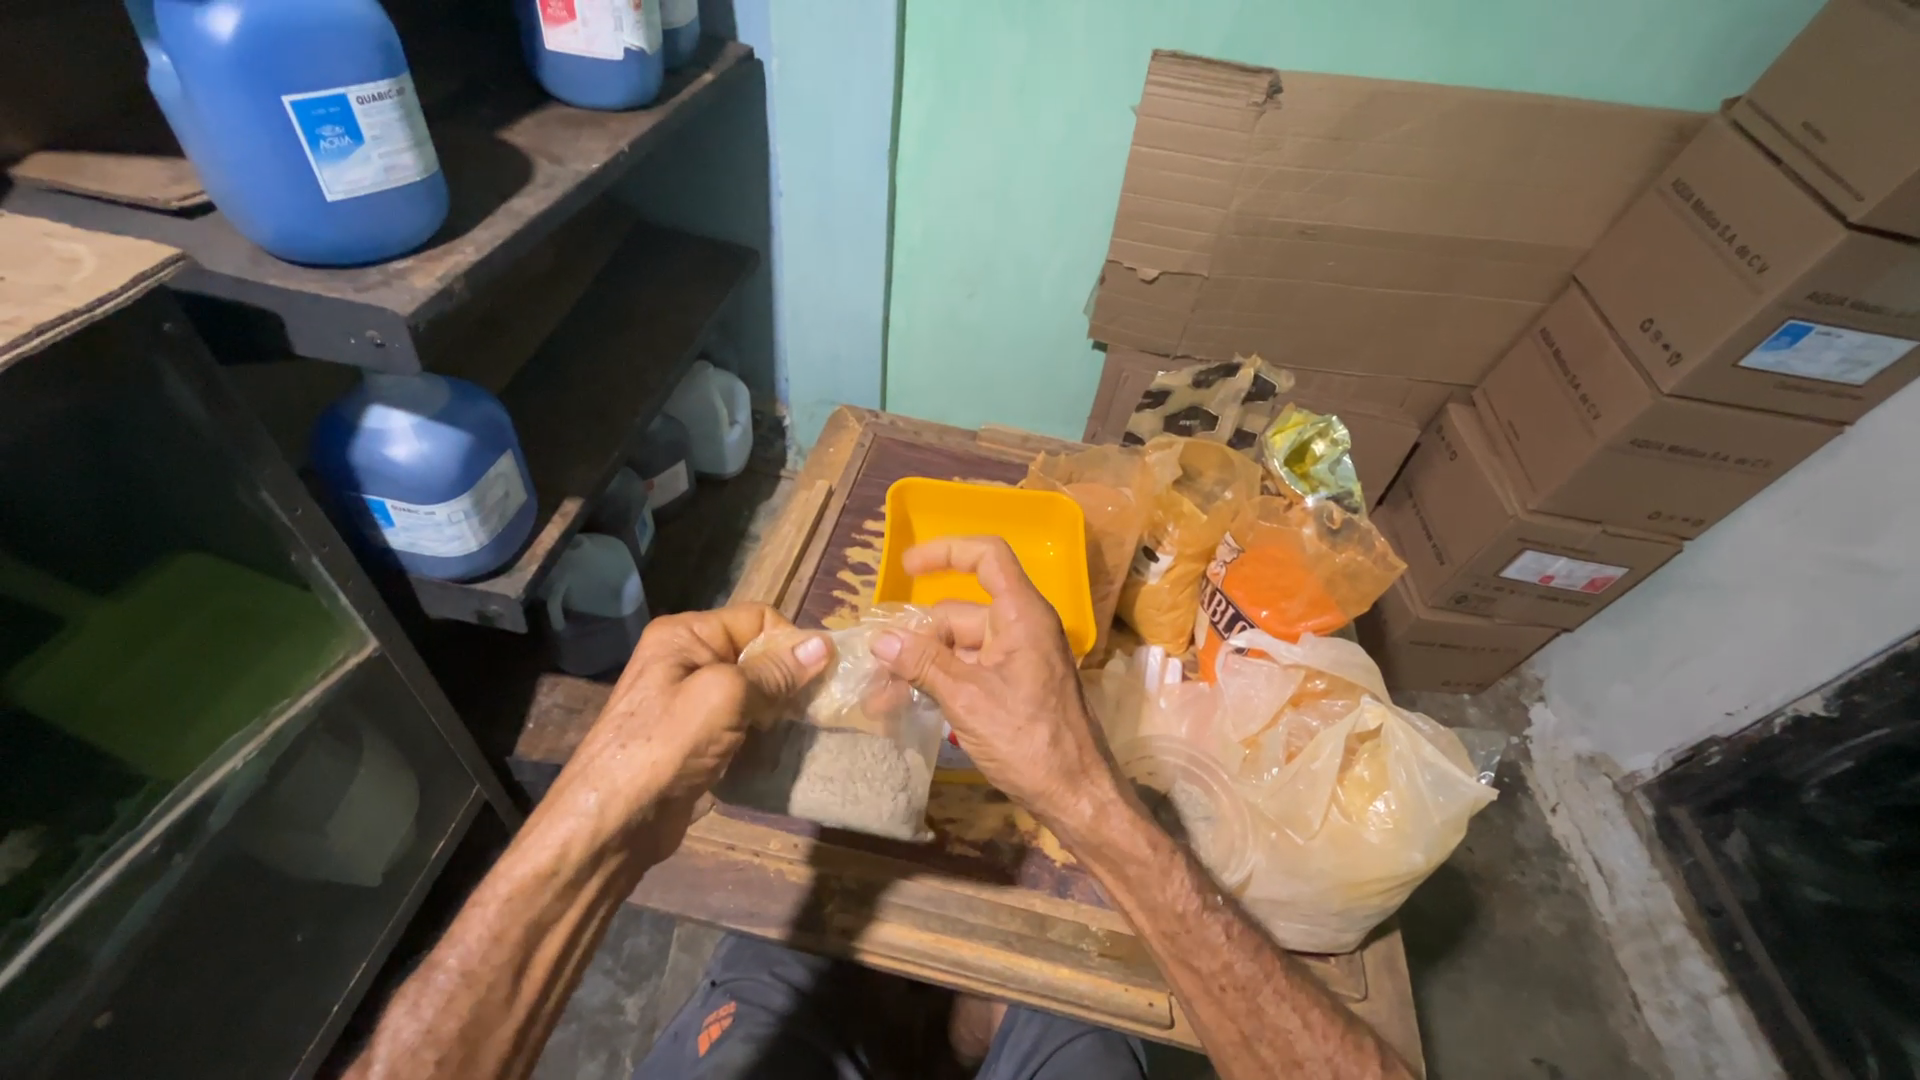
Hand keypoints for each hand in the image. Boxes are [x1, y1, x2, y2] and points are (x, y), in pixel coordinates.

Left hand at [547, 604, 830, 851]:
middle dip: (788, 677)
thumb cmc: (666, 746)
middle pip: (757, 654)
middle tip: (815, 706)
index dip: (789, 642)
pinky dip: (763, 733)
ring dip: (779, 709)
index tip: (816, 677)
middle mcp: (687, 659)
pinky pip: (743, 722)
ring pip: (754, 691)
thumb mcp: (726, 696)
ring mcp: (690, 701)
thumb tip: (825, 645)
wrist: (614, 824)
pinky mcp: (697, 738)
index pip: (757, 618)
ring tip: (800, 729)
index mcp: (685, 634)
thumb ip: (774, 671)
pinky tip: (778, 749)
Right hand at [870, 537, 1123, 840]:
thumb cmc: (1028, 740)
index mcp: (1022, 615)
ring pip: (960, 644)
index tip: (907, 567)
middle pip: (961, 611)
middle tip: (877, 664)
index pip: (988, 557)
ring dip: (921, 664)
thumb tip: (880, 640)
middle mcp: (1022, 628)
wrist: (1074, 794)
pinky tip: (907, 704)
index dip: (947, 552)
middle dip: (916, 635)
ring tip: (881, 696)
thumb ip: (924, 663)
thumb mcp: (968, 698)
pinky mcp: (1013, 686)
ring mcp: (1018, 659)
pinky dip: (939, 680)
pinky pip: (969, 669)